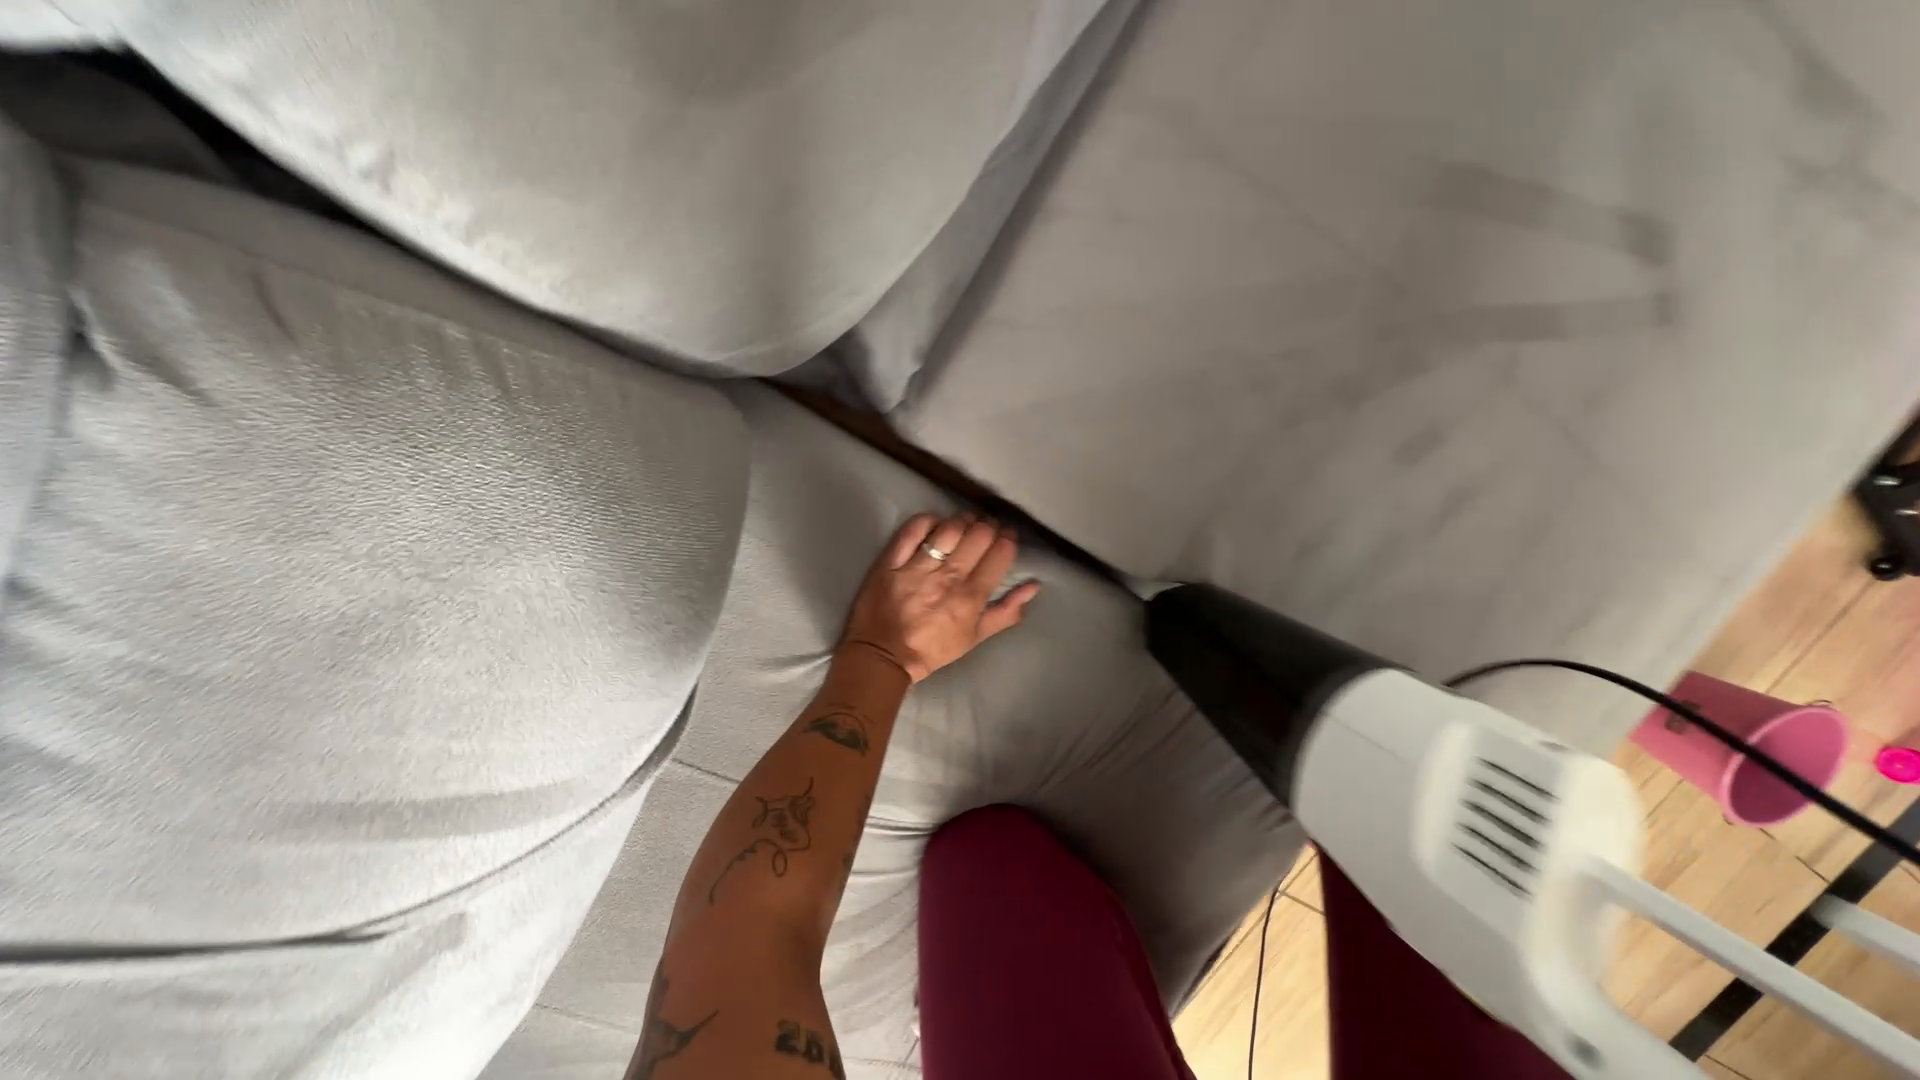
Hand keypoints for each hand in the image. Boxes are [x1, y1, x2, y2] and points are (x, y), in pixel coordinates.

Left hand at [840, 513, 1041, 682]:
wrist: (882, 656)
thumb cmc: (932, 649)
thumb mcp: (974, 638)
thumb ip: (1005, 612)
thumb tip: (1033, 586)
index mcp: (969, 598)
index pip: (999, 555)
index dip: (1008, 540)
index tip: (1008, 537)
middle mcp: (946, 578)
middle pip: (977, 535)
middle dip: (989, 526)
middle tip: (988, 528)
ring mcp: (916, 568)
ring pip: (949, 529)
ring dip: (963, 521)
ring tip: (966, 523)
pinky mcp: (890, 561)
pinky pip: (912, 530)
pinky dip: (928, 521)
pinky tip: (936, 524)